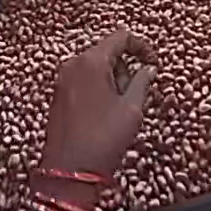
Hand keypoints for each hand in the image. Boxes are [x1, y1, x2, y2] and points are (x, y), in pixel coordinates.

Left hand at [40, 31, 155, 176]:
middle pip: (107, 52)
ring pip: (95, 67)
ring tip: (120, 108)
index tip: (153, 63)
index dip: (141, 47)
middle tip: (135, 94)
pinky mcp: (58, 95)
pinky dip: (98, 88)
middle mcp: (73, 64)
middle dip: (125, 68)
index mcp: (91, 61)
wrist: (69, 173)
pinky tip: (105, 113)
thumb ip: (142, 82)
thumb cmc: (102, 140)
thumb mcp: (132, 109)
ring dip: (113, 79)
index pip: (121, 37)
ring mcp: (62, 79)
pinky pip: (83, 80)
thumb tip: (148, 69)